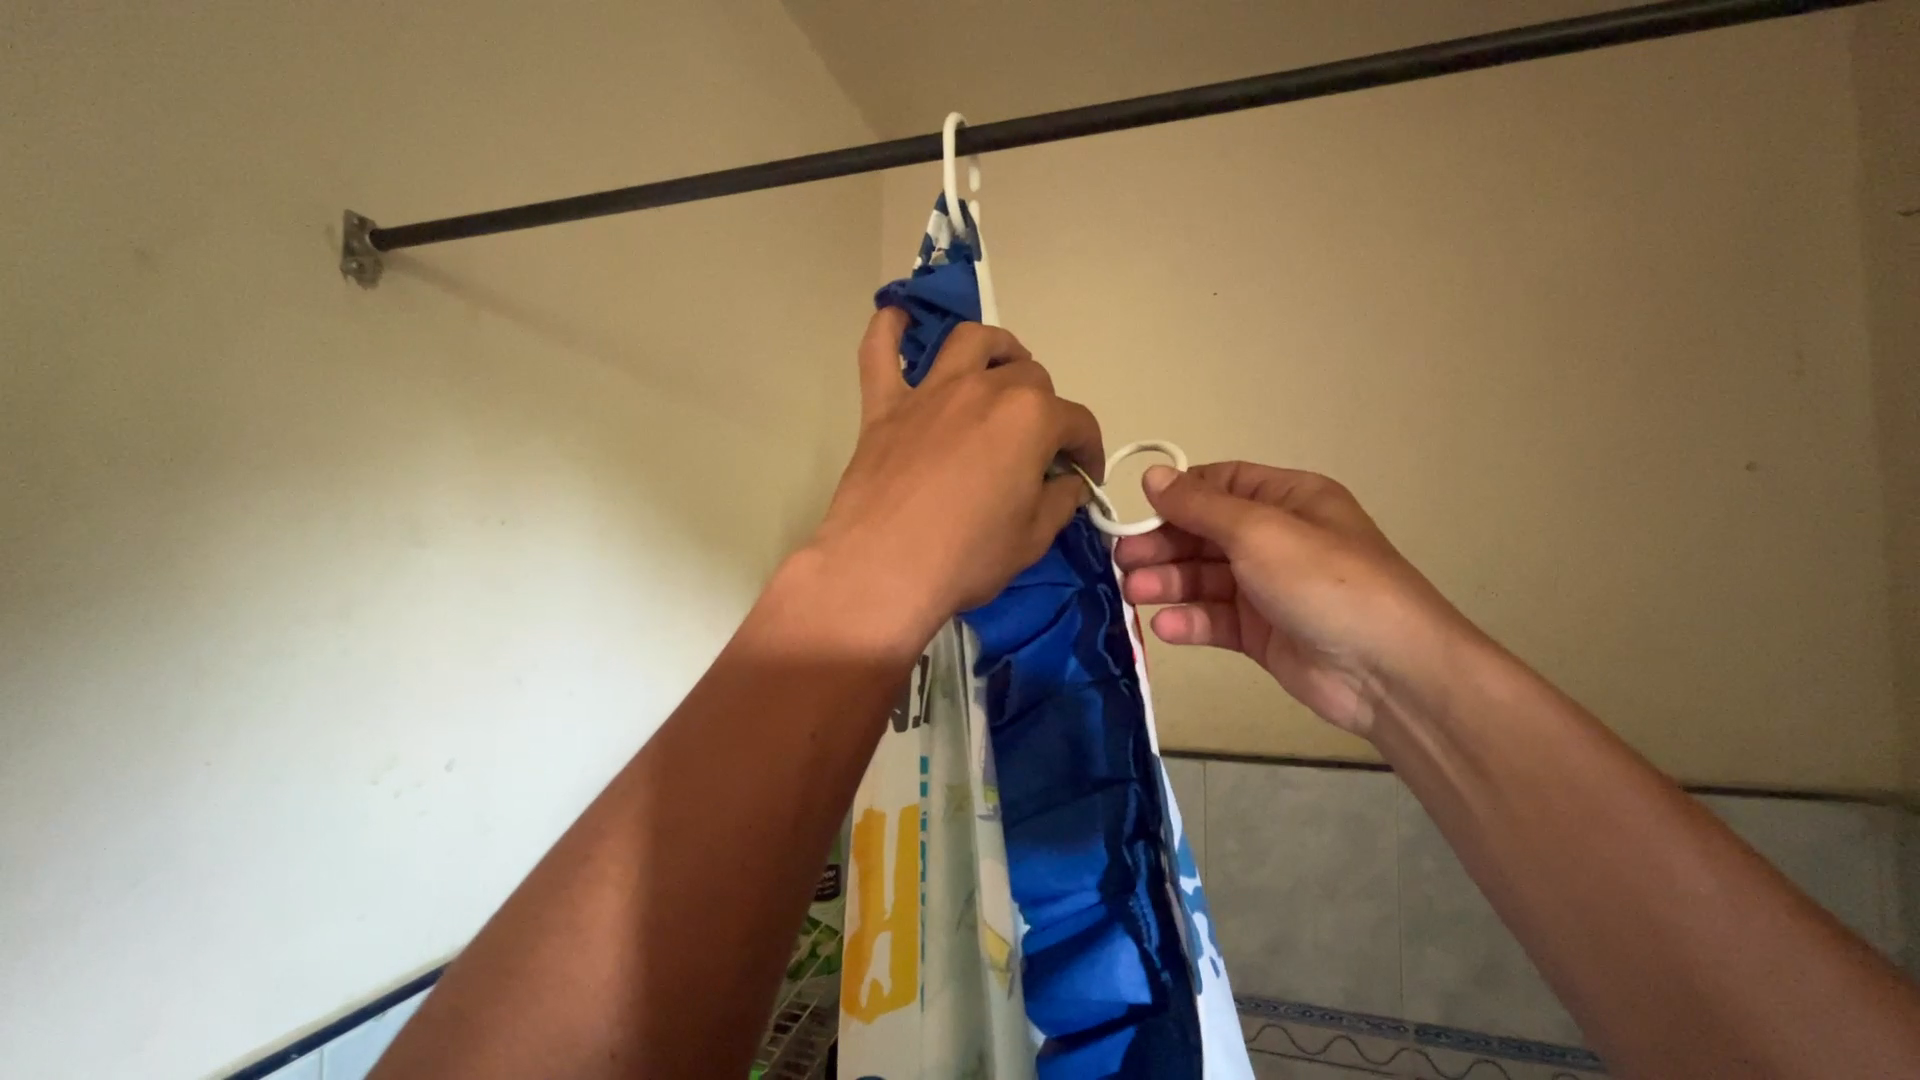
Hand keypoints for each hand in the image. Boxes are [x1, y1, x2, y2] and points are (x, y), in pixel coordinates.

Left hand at [809, 309, 1102, 639]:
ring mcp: (929, 392)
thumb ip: (1060, 500)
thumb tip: (1067, 483)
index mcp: (1031, 418)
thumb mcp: (1033, 538)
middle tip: (1040, 447)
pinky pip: (880, 352)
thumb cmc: (967, 557)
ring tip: (1002, 367)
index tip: (1086, 477)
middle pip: (1029, 377)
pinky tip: (899, 320)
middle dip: (1046, 408)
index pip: (1077, 423)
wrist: (882, 571)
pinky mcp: (883, 407)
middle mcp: (984, 388)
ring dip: (995, 348)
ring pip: (970, 343)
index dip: (1089, 450)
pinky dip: (889, 330)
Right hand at [1115, 462, 1473, 737]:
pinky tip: (1167, 626)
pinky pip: (1216, 619)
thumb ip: (1200, 506)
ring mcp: (1268, 589)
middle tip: (1122, 561)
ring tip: (1133, 593)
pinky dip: (1190, 621)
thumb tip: (1152, 475)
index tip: (1135, 513)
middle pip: (1204, 533)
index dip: (1176, 497)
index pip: (1219, 486)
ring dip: (1168, 583)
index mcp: (1287, 500)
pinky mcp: (1261, 634)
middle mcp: (1276, 539)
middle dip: (1163, 545)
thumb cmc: (1324, 582)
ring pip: (1204, 578)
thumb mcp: (1259, 531)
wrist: (1387, 670)